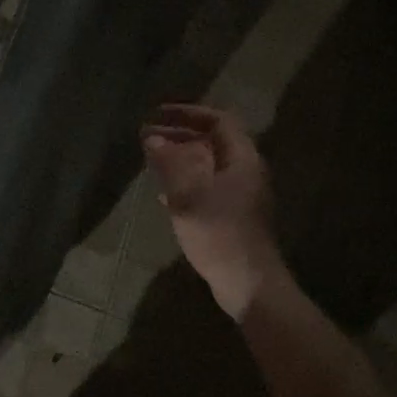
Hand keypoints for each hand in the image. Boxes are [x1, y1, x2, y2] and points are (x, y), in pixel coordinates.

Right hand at [141, 104, 284, 319]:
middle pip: (214, 141)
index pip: (218, 120)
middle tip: (148, 135)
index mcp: (242, 160)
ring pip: (209, 164)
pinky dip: (185, 180)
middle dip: (180, 134)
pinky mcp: (234, 214)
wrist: (249, 283)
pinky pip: (208, 184)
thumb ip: (169, 164)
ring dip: (181, 158)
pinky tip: (164, 194)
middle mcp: (246, 171)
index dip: (188, 113)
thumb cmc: (220, 234)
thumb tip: (152, 138)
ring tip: (152, 159)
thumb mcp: (187, 197)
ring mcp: (242, 194)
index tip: (157, 114)